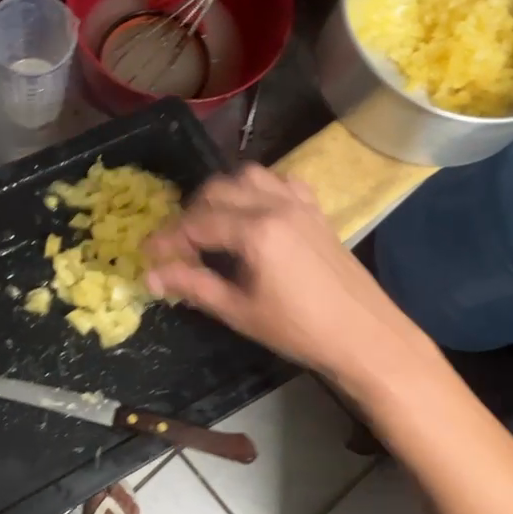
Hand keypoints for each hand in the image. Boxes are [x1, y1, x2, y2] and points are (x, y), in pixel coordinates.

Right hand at [143, 165, 437, 385]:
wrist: (365, 336)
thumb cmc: (300, 330)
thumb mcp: (240, 312)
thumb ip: (194, 287)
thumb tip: (151, 276)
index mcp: (256, 232)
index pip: (197, 224)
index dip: (168, 238)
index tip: (147, 254)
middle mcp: (276, 206)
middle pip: (217, 191)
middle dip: (190, 214)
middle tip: (178, 245)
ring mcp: (299, 204)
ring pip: (247, 177)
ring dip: (222, 194)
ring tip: (211, 224)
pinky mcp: (315, 210)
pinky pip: (279, 182)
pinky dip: (257, 190)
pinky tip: (252, 213)